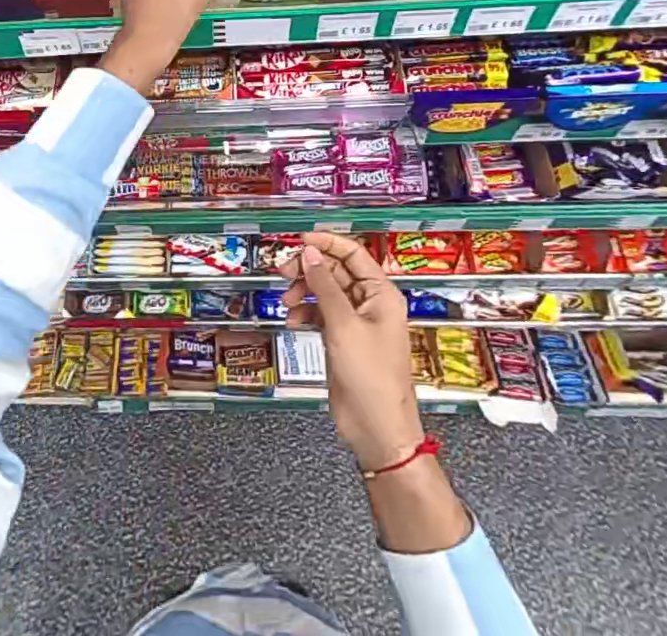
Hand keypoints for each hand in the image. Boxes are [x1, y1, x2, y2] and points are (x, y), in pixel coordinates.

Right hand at [280, 232, 423, 470]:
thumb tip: (310, 255)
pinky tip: (294, 320)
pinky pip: (320, 313)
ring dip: (304, 291)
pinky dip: (305, 313)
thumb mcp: (343, 325)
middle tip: (285, 271)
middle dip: (309, 268)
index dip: (327, 243)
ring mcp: (356, 322)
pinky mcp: (342, 339)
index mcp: (381, 294)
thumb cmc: (373, 380)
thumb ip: (324, 287)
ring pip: (325, 292)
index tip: (301, 240)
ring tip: (287, 300)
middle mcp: (370, 304)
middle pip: (336, 271)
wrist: (376, 426)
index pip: (353, 254)